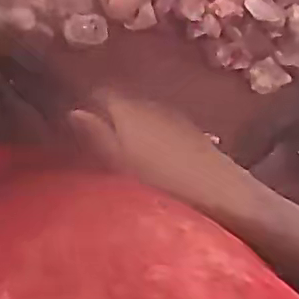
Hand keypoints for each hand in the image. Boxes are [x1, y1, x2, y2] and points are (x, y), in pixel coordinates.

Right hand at [69, 90, 298, 295]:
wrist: (242, 207)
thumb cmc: (174, 190)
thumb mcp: (123, 169)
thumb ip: (95, 138)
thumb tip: (70, 111)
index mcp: (128, 109)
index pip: (92, 92)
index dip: (74, 101)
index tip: (56, 117)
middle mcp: (149, 105)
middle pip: (111, 100)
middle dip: (93, 110)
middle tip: (74, 133)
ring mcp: (172, 118)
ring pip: (132, 112)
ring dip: (116, 122)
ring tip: (101, 146)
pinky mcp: (190, 135)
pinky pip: (151, 124)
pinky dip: (138, 134)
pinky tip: (137, 156)